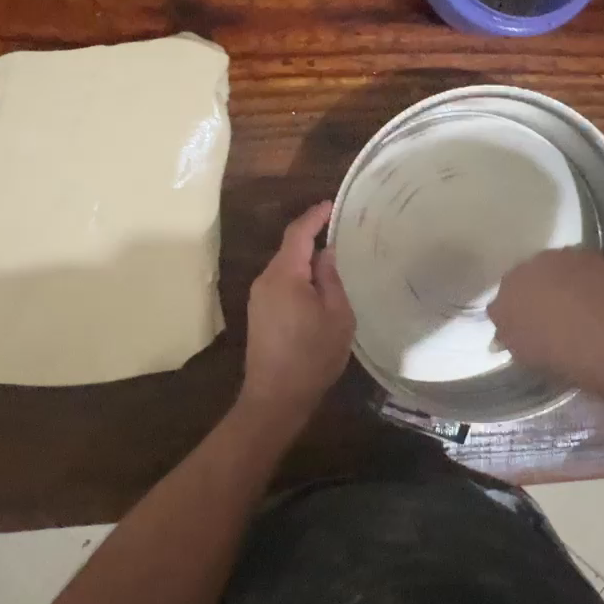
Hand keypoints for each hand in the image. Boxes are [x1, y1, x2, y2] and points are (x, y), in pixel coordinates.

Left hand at [239, 201, 355, 419]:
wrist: (275, 398)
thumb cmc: (312, 356)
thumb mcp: (337, 316)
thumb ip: (331, 278)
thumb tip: (327, 252)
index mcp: (284, 275)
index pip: (298, 233)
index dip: (316, 215)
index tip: (334, 204)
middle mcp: (265, 280)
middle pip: (290, 249)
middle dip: (314, 238)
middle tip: (344, 233)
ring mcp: (258, 298)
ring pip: (286, 268)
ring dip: (307, 262)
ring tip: (337, 261)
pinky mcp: (259, 314)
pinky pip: (281, 284)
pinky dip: (300, 279)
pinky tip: (319, 288)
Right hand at [490, 248, 603, 390]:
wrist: (602, 337)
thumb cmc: (557, 354)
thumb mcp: (524, 356)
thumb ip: (510, 339)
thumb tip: (503, 334)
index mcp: (501, 302)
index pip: (500, 305)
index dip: (515, 314)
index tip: (526, 326)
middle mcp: (521, 273)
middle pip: (524, 279)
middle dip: (534, 291)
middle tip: (551, 311)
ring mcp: (554, 259)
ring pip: (551, 266)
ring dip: (558, 278)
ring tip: (577, 300)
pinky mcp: (584, 254)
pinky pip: (580, 263)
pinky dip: (584, 274)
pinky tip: (596, 292)